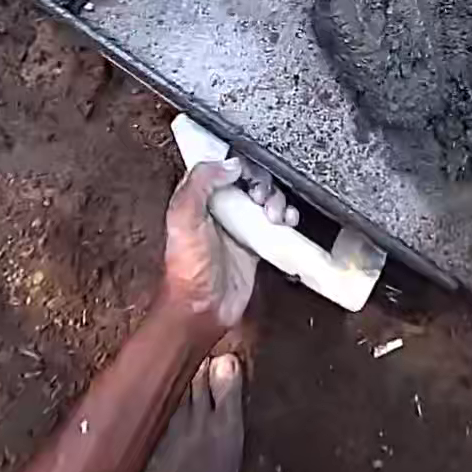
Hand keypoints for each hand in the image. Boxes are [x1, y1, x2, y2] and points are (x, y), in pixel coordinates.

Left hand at [159, 158, 295, 336]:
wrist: (204, 308)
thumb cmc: (188, 267)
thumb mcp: (184, 217)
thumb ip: (200, 184)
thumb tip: (231, 164)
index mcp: (199, 197)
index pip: (224, 167)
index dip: (240, 166)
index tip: (248, 175)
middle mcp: (221, 208)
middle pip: (250, 181)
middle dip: (263, 183)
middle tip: (261, 199)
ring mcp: (240, 226)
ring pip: (266, 199)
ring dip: (277, 200)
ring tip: (276, 215)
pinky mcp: (257, 243)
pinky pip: (277, 222)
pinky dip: (287, 217)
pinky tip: (288, 222)